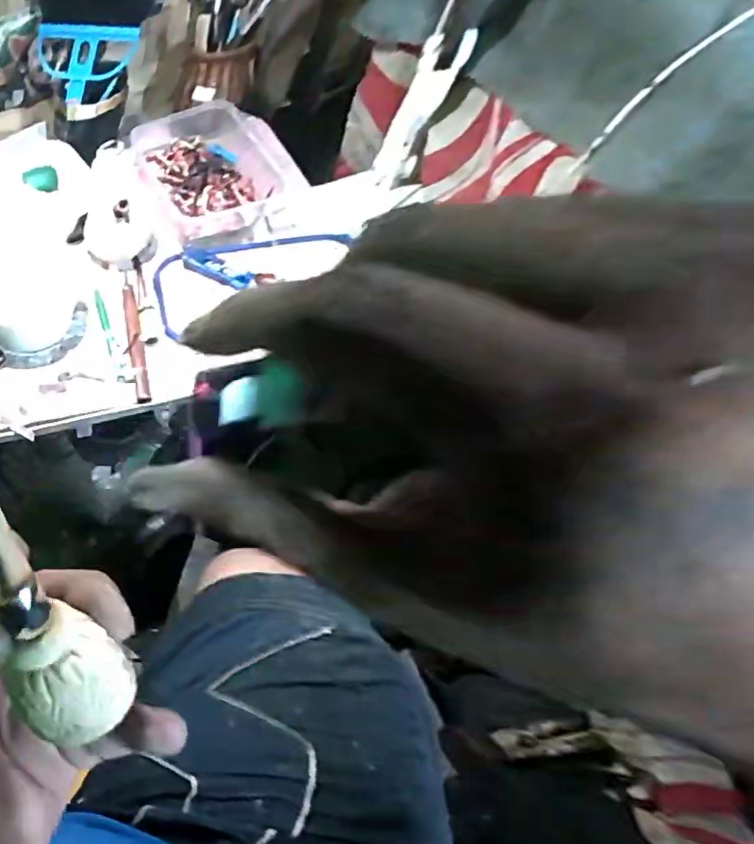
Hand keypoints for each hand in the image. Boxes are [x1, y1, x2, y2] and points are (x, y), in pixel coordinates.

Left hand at [0, 548, 186, 843]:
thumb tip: (5, 623)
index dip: (5, 560)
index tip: (33, 586)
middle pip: (47, 599)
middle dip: (82, 600)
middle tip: (103, 629)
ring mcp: (26, 702)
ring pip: (87, 652)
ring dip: (120, 658)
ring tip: (124, 692)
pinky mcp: (60, 753)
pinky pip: (111, 722)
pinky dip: (141, 721)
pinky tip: (159, 734)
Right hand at [127, 197, 753, 766]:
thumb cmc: (586, 621)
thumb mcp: (401, 580)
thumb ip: (267, 516)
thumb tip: (148, 485)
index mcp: (561, 417)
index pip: (363, 309)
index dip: (260, 312)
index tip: (205, 338)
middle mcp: (666, 309)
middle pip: (412, 243)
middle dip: (318, 298)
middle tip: (292, 365)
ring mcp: (734, 263)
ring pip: (482, 222)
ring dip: (389, 285)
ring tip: (375, 358)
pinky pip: (561, 222)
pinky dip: (470, 274)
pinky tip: (465, 337)